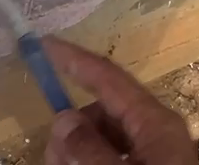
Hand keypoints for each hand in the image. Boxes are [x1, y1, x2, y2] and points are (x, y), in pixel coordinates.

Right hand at [43, 37, 198, 164]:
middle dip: (70, 132)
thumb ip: (89, 150)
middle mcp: (153, 134)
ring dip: (75, 156)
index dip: (74, 59)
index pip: (108, 76)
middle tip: (51, 160)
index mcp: (155, 122)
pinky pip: (107, 161)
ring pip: (99, 143)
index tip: (43, 45)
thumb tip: (63, 118)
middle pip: (99, 115)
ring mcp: (150, 159)